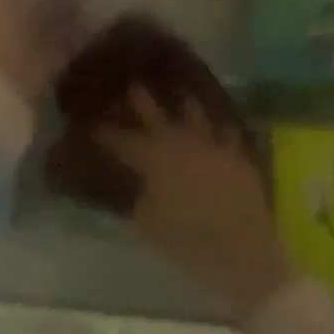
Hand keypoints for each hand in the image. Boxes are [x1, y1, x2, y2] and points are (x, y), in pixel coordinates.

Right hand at [98, 86, 295, 318]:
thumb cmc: (188, 241)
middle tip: (133, 84)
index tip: (92, 123)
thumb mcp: (149, 225)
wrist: (241, 249)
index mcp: (154, 161)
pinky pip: (227, 133)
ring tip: (182, 92)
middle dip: (142, 101)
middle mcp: (181, 144)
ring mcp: (212, 146)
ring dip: (186, 103)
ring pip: (195, 114)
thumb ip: (135, 201)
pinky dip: (221, 126)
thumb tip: (127, 187)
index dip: (105, 132)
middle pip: (156, 116)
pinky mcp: (237, 156)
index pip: (122, 141)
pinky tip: (220, 121)